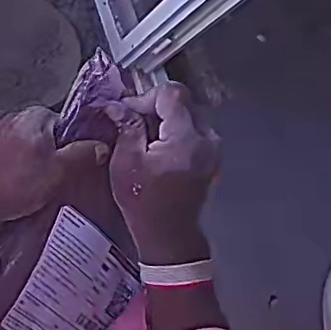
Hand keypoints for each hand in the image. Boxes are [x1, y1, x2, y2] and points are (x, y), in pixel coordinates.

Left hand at [0, 106, 109, 225]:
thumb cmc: (9, 185)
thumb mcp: (57, 172)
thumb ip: (82, 155)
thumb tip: (101, 146)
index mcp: (36, 114)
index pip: (73, 123)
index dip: (80, 146)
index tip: (83, 165)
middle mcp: (18, 117)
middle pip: (55, 136)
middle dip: (61, 158)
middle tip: (63, 181)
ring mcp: (4, 133)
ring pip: (37, 149)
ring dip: (42, 167)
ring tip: (42, 189)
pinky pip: (20, 158)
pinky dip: (25, 172)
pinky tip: (25, 190)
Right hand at [105, 82, 219, 263]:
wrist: (169, 235)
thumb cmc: (145, 203)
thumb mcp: (126, 162)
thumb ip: (127, 127)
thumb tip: (118, 105)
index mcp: (187, 139)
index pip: (171, 94)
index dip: (145, 97)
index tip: (127, 111)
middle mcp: (206, 140)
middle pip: (181, 102)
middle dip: (153, 107)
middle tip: (130, 122)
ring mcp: (212, 149)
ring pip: (186, 114)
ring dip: (162, 119)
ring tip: (142, 137)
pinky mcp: (210, 157)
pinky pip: (191, 130)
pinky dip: (172, 131)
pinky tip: (156, 148)